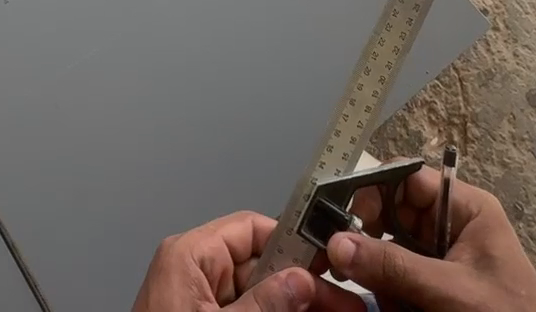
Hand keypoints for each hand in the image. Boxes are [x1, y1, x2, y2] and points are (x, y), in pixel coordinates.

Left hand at [131, 211, 365, 311]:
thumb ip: (263, 305)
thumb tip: (300, 281)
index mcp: (190, 255)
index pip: (250, 230)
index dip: (292, 242)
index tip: (327, 263)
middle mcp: (196, 272)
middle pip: (263, 266)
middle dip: (305, 286)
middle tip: (345, 304)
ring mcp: (201, 301)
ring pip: (261, 296)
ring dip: (299, 306)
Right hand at [328, 170, 535, 311]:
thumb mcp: (452, 292)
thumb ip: (394, 266)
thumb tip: (335, 244)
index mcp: (463, 209)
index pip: (406, 178)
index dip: (372, 191)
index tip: (346, 220)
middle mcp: (446, 228)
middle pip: (388, 214)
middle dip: (364, 239)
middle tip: (334, 260)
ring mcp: (437, 262)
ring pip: (384, 250)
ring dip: (370, 273)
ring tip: (364, 293)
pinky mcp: (430, 292)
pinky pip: (392, 281)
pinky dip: (382, 294)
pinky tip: (381, 305)